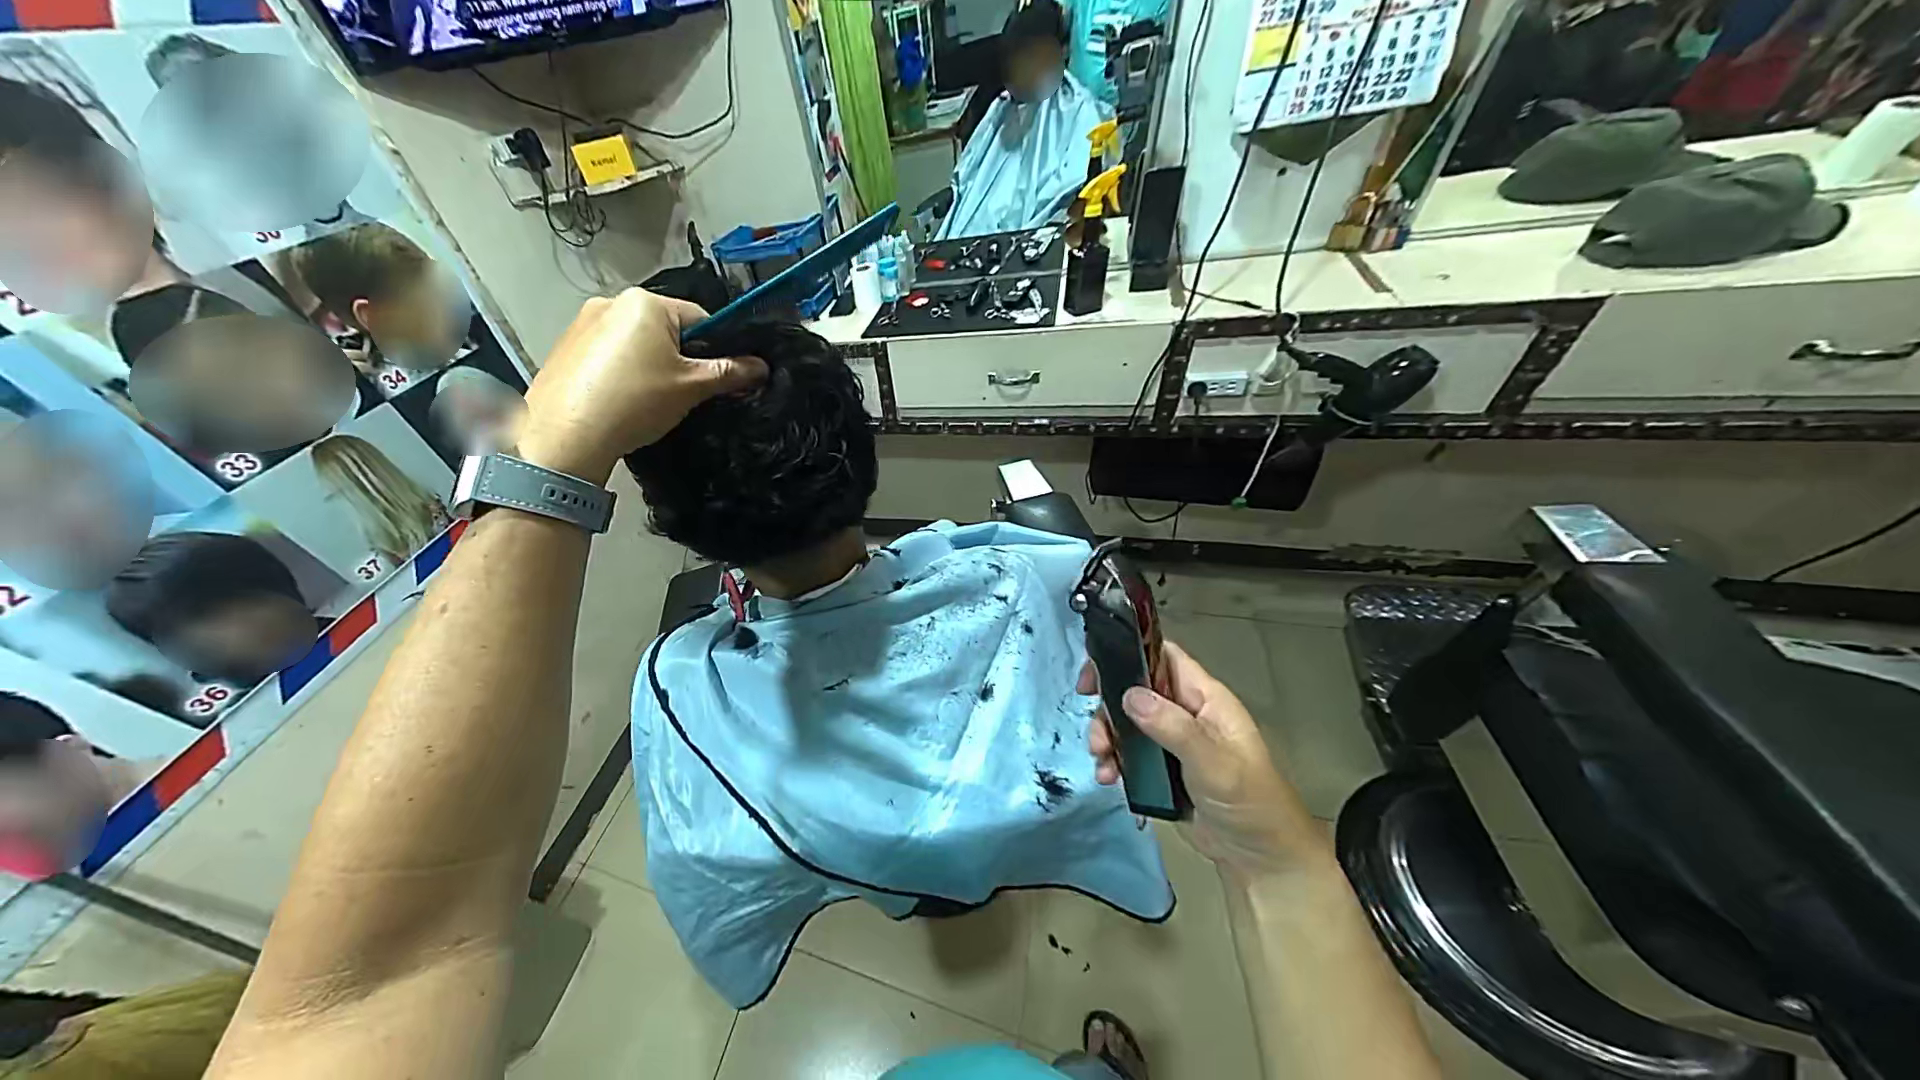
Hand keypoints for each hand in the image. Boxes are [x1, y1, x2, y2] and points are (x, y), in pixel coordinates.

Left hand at [515, 289, 765, 482]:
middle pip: (667, 329)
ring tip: (650, 400)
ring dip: (651, 365)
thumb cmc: (635, 401)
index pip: (701, 318)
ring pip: (637, 342)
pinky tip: (622, 400)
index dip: (716, 350)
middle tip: (684, 393)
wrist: (565, 434)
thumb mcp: (692, 388)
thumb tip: (762, 367)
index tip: (716, 379)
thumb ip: (730, 373)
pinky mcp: (565, 346)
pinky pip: (610, 353)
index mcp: (646, 302)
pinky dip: (623, 372)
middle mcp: (612, 301)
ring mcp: (583, 323)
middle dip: (681, 358)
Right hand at [1085, 642, 1327, 875]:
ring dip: (1107, 737)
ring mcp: (1171, 740)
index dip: (1128, 655)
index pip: (1162, 656)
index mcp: (1204, 697)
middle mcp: (1185, 712)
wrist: (1261, 858)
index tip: (1094, 676)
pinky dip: (1113, 760)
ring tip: (1101, 760)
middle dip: (1109, 707)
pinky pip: (1128, 752)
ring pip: (1126, 722)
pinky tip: (1108, 777)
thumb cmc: (1248, 800)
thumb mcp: (1213, 761)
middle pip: (1135, 690)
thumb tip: (1129, 694)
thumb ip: (1172, 726)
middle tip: (1096, 732)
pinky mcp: (1161, 768)